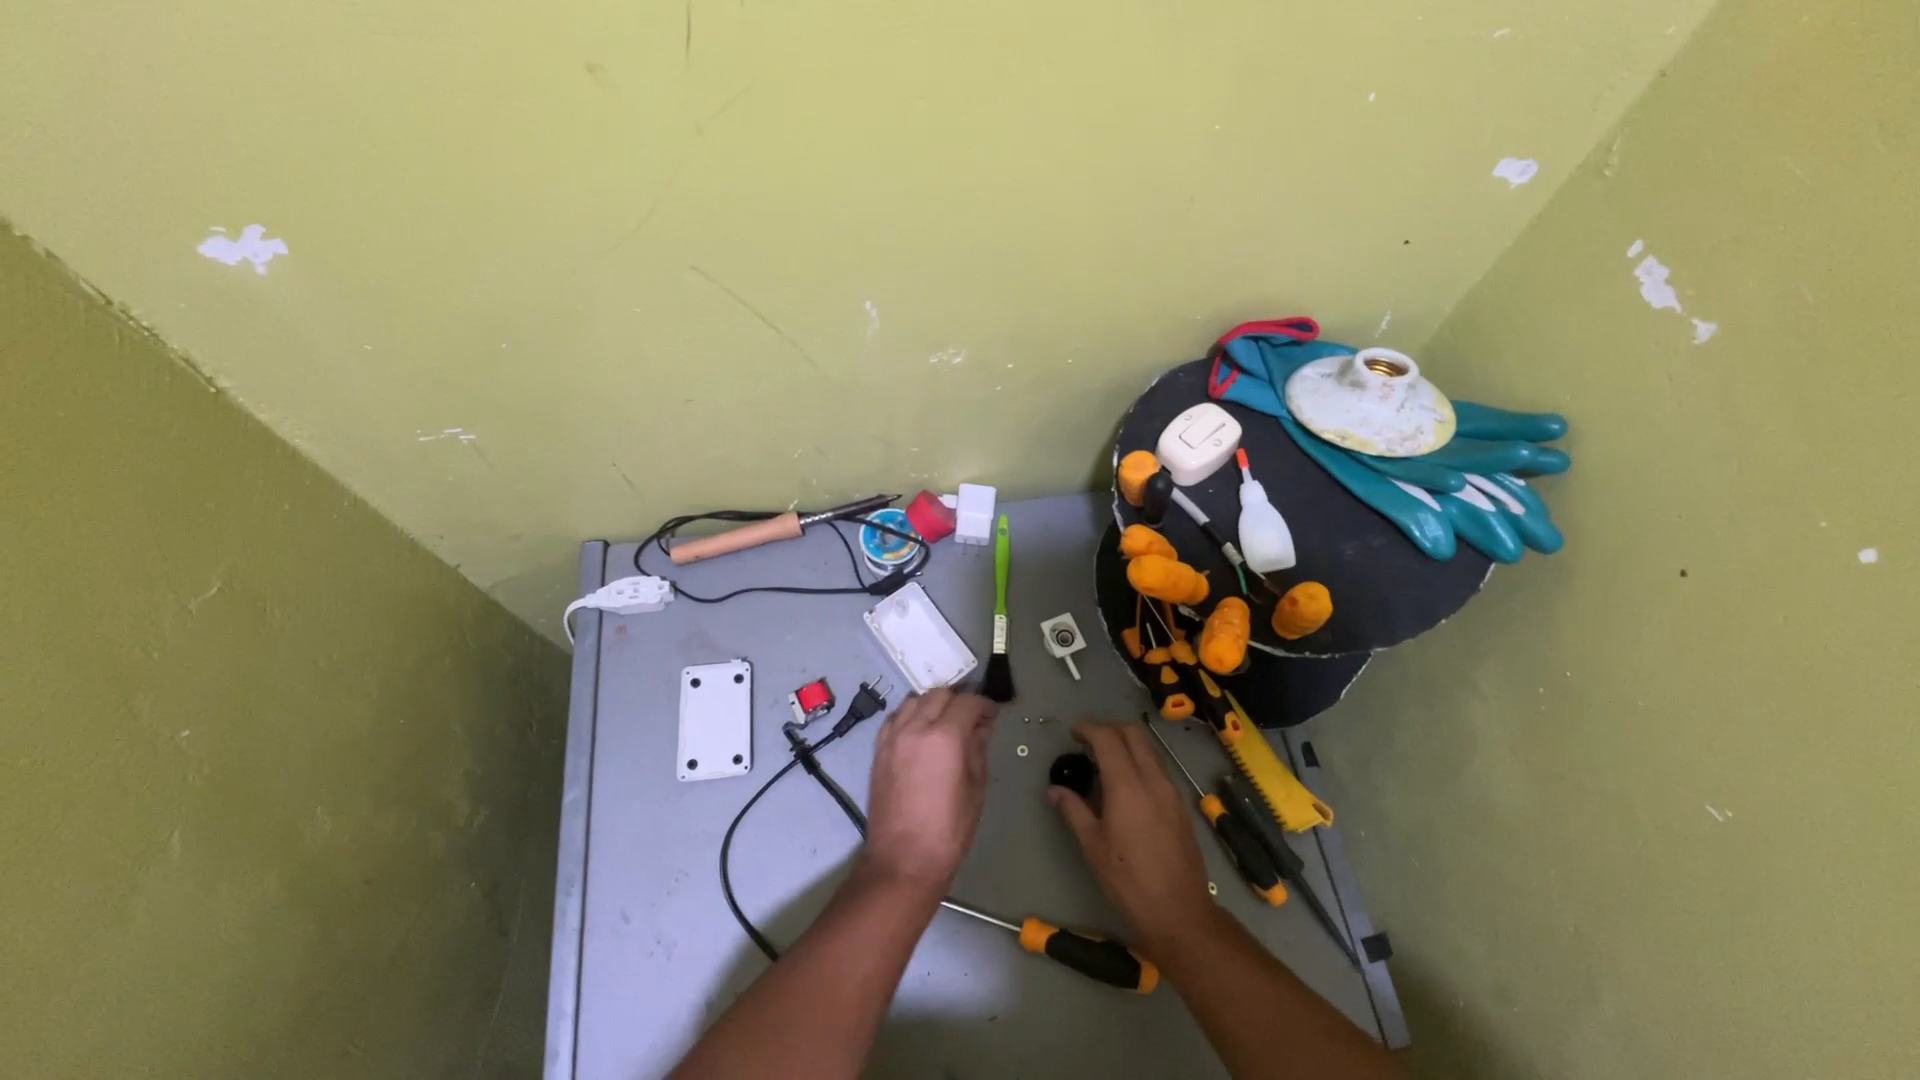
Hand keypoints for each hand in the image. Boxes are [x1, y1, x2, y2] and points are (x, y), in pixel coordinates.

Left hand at [860, 689, 997, 894]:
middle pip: (939, 695)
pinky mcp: (878, 750)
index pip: (967, 703)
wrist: (903, 858)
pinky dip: (910, 716)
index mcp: (944, 738)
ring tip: (945, 723)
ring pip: (914, 701)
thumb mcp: (976, 788)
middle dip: (959, 701)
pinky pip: (894, 718)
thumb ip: (978, 749)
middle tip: (972, 719)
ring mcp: (892, 738)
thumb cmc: (948, 830)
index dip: (984, 705)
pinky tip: (920, 732)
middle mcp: (914, 729)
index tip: (992, 715)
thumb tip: (981, 727)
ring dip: (933, 704)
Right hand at [1048, 722, 1215, 952]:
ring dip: (1127, 742)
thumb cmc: (1128, 881)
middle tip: (1088, 740)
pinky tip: (1126, 782)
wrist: (1179, 911)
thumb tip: (1055, 790)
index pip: (1108, 739)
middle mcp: (1153, 780)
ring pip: (1150, 749)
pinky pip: (1159, 767)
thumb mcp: (1092, 846)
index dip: (1089, 729)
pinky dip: (1140, 760)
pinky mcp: (1181, 805)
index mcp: (1128, 786)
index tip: (1073, 733)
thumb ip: (1073, 810)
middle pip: (1134, 734)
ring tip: (1104, 759)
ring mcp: (1172, 791)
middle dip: (1109, 727)